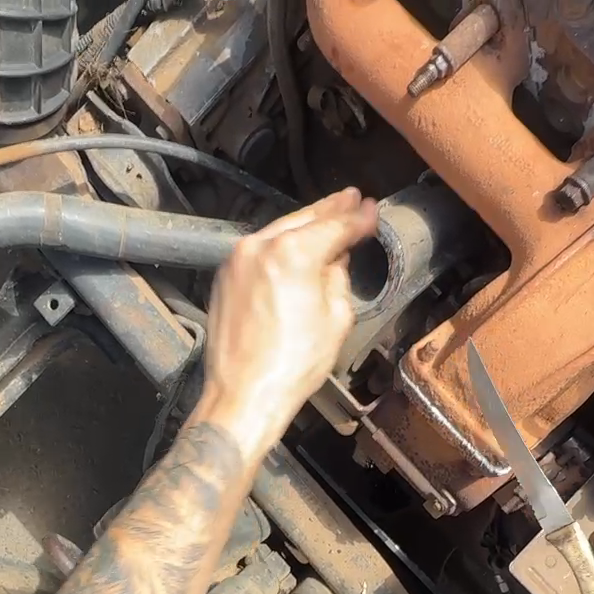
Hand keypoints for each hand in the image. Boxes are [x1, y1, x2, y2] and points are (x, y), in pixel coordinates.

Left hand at [198, 188, 378, 451]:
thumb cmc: (292, 366)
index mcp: (292, 253)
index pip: (334, 226)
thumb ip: (338, 278)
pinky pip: (257, 252)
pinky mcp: (222, 279)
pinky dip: (277, 246)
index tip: (371, 210)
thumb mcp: (335, 319)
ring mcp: (236, 261)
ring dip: (302, 226)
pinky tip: (293, 248)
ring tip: (326, 218)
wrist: (243, 395)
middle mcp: (259, 247)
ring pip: (276, 232)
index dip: (357, 219)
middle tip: (350, 199)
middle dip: (329, 211)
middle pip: (302, 220)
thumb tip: (335, 258)